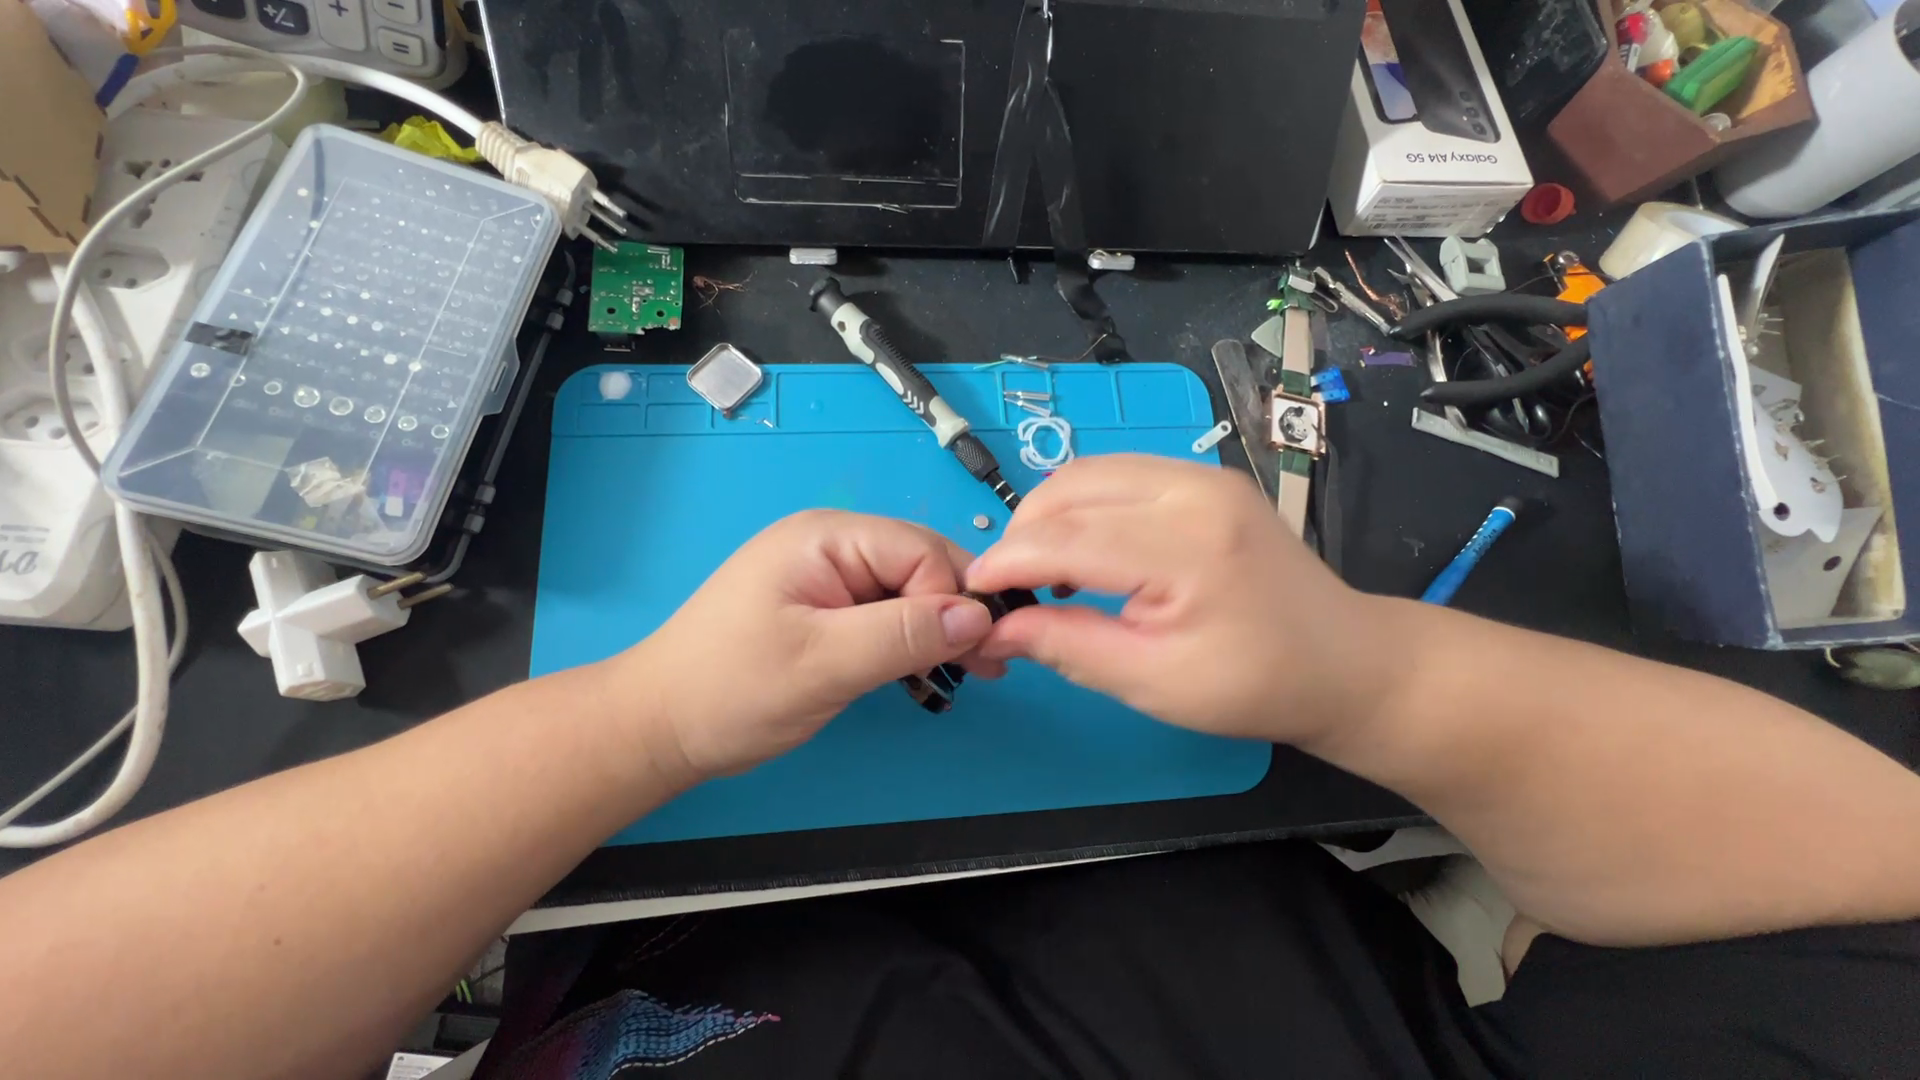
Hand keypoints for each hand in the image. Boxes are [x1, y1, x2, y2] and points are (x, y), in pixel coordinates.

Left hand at [615, 510, 994, 779]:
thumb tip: (980, 615)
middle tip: (990, 666)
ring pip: (908, 594)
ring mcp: (828, 579)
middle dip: (955, 614)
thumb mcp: (823, 663)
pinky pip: (886, 616)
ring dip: (939, 632)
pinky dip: (912, 643)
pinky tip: (935, 669)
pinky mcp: (827, 612)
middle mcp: (832, 547)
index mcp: (827, 538)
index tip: (979, 653)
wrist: (660, 728)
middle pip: (920, 568)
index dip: (954, 599)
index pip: (920, 552)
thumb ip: (902, 635)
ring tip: (975, 672)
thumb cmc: (731, 690)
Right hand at [964, 455, 1394, 745]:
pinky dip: (1083, 507)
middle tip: (1009, 588)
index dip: (1008, 562)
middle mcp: (1193, 490)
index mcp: (1187, 547)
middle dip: (1023, 533)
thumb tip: (995, 629)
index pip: (1068, 537)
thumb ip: (1067, 647)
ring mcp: (1203, 475)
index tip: (972, 590)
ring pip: (1089, 473)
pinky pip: (1119, 475)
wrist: (1345, 662)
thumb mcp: (1152, 682)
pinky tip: (1085, 550)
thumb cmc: (1254, 686)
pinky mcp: (1205, 478)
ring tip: (1042, 571)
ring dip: (1049, 515)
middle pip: (1071, 488)